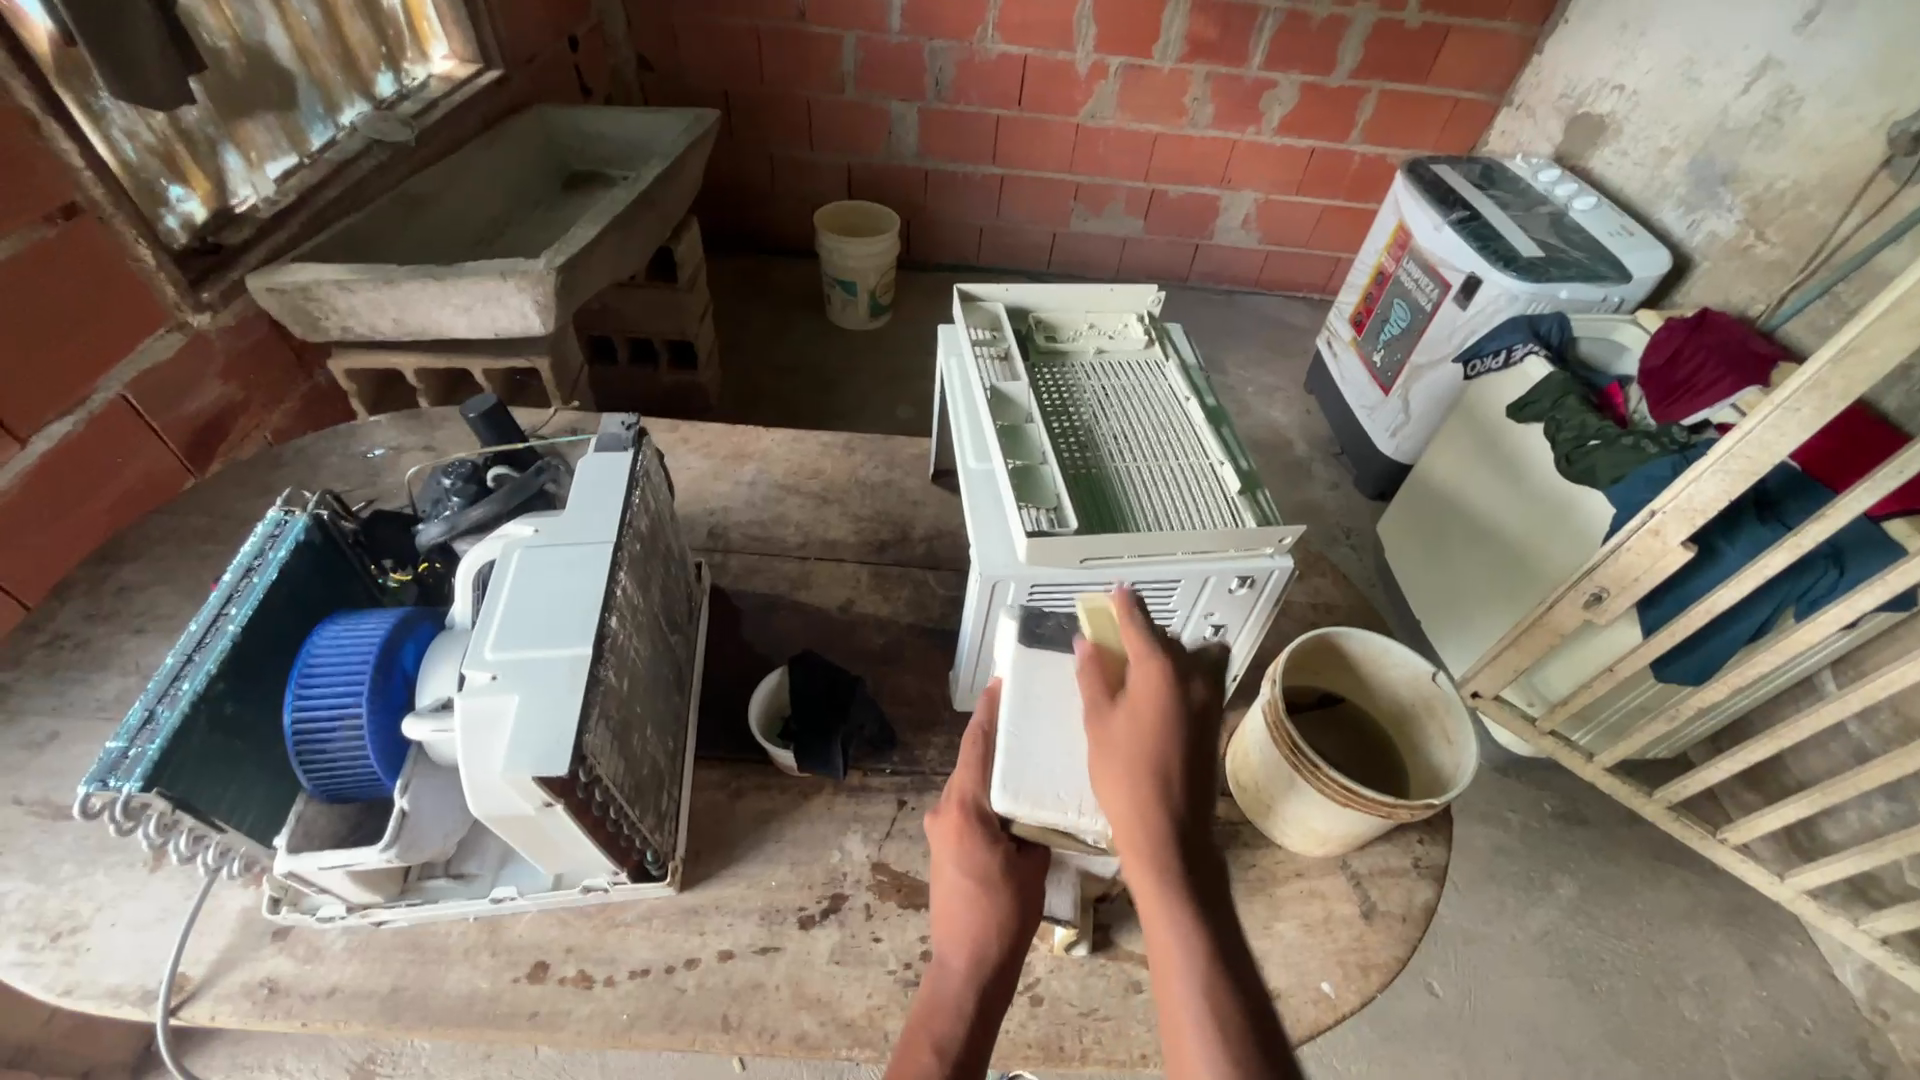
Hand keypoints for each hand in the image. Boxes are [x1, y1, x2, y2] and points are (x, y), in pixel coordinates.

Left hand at [922, 679, 1050, 987]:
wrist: (967, 966)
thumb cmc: (1002, 915)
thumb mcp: (1032, 866)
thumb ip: (1033, 829)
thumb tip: (1038, 812)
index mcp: (964, 808)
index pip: (976, 746)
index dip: (987, 712)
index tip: (999, 684)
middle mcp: (944, 809)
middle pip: (969, 761)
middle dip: (992, 736)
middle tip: (1022, 714)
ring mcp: (939, 827)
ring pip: (966, 783)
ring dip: (989, 767)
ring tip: (1021, 753)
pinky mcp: (941, 843)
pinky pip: (964, 804)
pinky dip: (984, 792)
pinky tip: (1009, 796)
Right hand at [1075, 588, 1229, 871]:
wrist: (1170, 829)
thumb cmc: (1124, 774)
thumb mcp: (1097, 721)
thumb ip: (1094, 676)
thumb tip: (1087, 643)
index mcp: (1159, 668)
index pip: (1139, 623)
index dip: (1125, 605)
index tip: (1116, 591)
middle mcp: (1192, 673)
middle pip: (1167, 639)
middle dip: (1143, 635)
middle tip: (1116, 646)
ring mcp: (1211, 697)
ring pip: (1193, 656)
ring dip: (1170, 654)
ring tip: (1142, 672)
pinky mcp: (1217, 718)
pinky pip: (1204, 678)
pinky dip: (1186, 674)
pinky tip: (1162, 695)